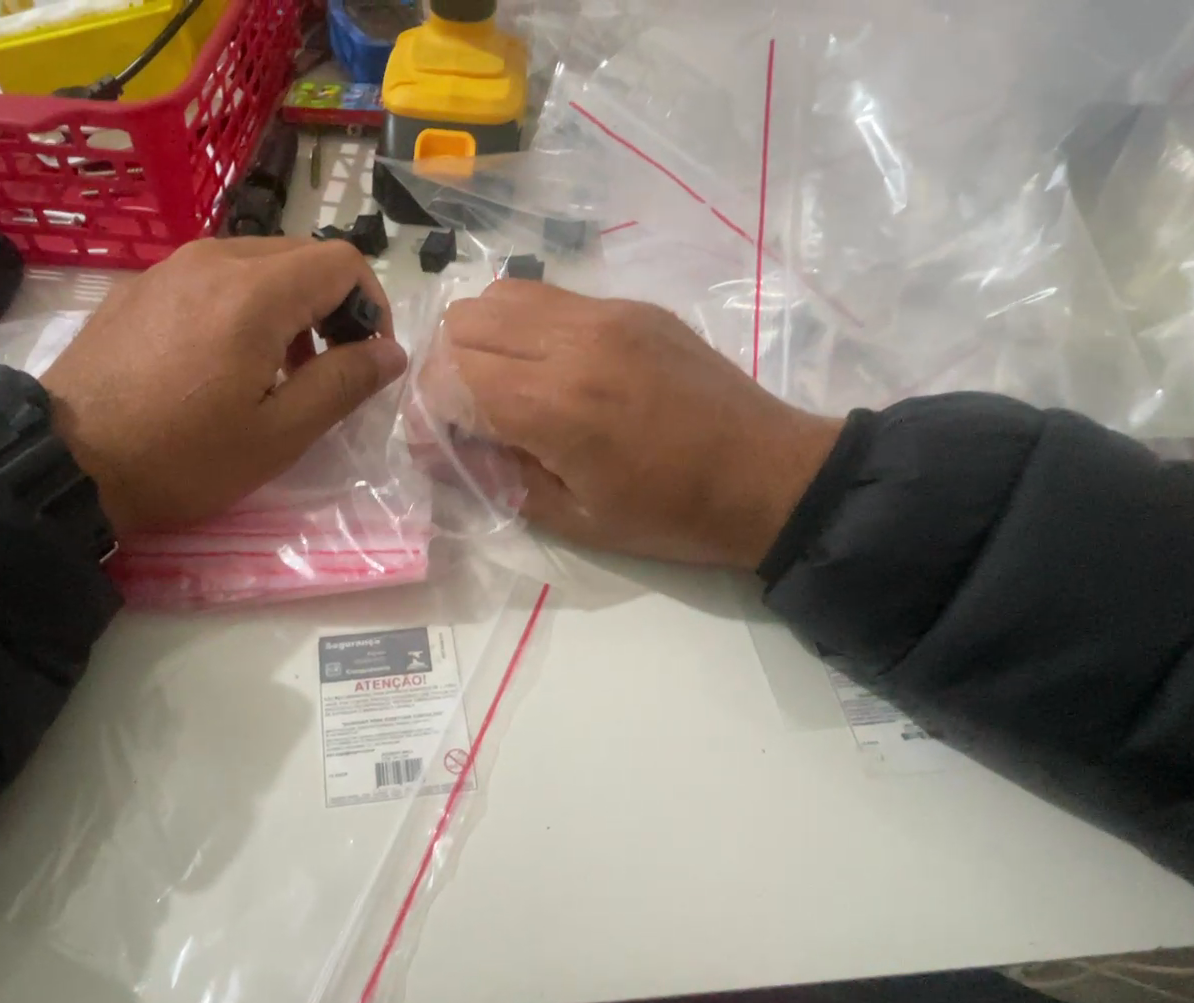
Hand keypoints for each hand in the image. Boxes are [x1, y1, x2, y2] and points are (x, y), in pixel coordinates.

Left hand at [43, 238, 406, 534]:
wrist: (64, 463)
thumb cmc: (183, 457)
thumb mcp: (278, 435)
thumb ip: (343, 384)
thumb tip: (391, 351)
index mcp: (256, 292)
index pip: (343, 262)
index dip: (372, 305)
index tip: (368, 357)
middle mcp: (214, 259)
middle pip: (301, 256)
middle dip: (331, 305)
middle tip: (327, 368)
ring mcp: (170, 268)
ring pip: (255, 264)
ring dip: (287, 307)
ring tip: (276, 370)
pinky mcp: (139, 288)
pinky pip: (211, 278)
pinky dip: (241, 306)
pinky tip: (220, 362)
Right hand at [440, 281, 843, 568]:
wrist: (767, 475)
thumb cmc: (668, 515)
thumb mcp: (571, 517)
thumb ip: (491, 474)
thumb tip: (432, 448)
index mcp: (556, 405)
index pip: (447, 376)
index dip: (426, 411)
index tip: (438, 442)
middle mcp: (573, 341)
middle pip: (462, 323)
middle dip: (445, 371)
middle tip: (467, 414)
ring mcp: (606, 313)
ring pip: (499, 295)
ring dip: (481, 340)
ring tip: (501, 385)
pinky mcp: (630, 305)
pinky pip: (548, 295)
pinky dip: (523, 326)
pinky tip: (547, 367)